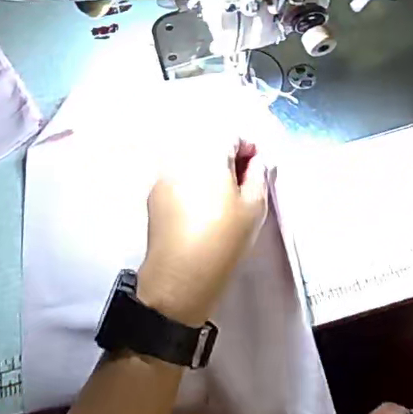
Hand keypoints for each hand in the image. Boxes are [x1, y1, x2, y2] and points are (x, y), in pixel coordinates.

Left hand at [138, 137, 268, 325]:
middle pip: (210, 143)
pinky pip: (180, 176)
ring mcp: (163, 175)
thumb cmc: (223, 240)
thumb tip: (254, 160)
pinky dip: (194, 182)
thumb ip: (258, 173)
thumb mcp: (255, 206)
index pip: (232, 134)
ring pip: (193, 160)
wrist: (179, 279)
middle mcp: (181, 157)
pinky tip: (202, 209)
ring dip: (210, 170)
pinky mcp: (154, 195)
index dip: (250, 148)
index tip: (258, 169)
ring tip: (223, 198)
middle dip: (229, 157)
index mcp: (207, 154)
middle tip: (243, 184)